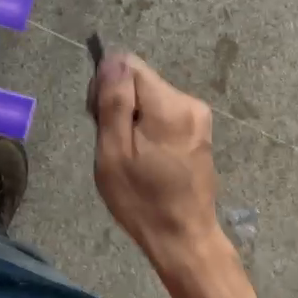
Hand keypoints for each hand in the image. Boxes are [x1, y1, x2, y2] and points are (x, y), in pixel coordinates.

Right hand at [89, 53, 223, 266]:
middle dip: (119, 103)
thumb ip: (113, 102)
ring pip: (149, 97)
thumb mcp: (114, 152)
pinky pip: (162, 113)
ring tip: (128, 156)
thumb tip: (111, 59)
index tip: (99, 120)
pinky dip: (147, 128)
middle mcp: (189, 102)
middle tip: (112, 144)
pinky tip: (145, 158)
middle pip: (139, 80)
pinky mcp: (199, 130)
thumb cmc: (141, 200)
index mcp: (168, 106)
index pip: (128, 65)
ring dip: (131, 118)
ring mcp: (198, 117)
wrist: (183, 237)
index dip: (105, 86)